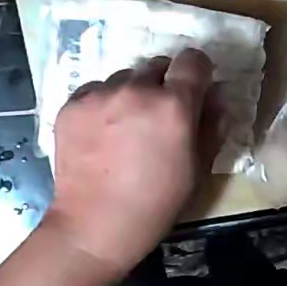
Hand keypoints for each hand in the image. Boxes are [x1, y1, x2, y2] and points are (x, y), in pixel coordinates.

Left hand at [42, 50, 219, 276]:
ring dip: (130, 95)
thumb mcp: (198, 170)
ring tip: (124, 131)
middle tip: (156, 120)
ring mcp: (99, 95)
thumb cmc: (156, 204)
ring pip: (123, 79)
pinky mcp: (71, 105)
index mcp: (174, 105)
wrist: (94, 225)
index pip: (193, 59)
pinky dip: (101, 106)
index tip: (193, 92)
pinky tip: (100, 137)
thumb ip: (212, 125)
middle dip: (162, 87)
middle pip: (156, 67)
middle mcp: (136, 90)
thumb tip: (215, 96)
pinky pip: (94, 92)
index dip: (197, 74)